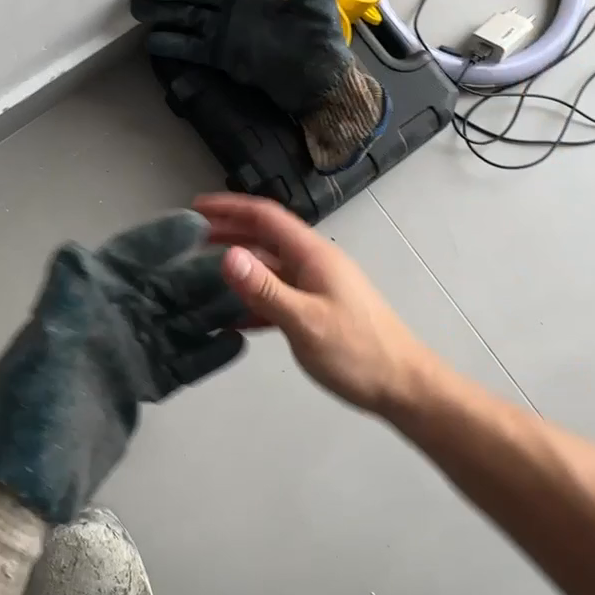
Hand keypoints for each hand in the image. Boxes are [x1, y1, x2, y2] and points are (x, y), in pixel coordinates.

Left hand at [0, 210, 247, 521]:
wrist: (30, 480)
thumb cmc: (32, 406)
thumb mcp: (43, 345)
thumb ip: (64, 297)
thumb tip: (76, 249)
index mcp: (85, 301)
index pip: (127, 258)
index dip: (160, 240)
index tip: (200, 225)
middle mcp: (110, 318)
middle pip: (164, 288)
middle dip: (202, 274)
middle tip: (247, 263)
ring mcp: (129, 352)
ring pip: (180, 323)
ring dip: (214, 310)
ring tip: (254, 299)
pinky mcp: (142, 385)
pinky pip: (182, 362)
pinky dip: (208, 353)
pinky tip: (237, 342)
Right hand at [131, 0, 351, 114]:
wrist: (315, 84)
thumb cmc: (318, 40)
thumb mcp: (315, 2)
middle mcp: (237, 5)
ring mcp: (226, 30)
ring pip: (189, 15)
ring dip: (164, 12)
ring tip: (137, 8)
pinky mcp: (221, 55)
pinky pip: (192, 47)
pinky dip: (173, 44)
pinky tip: (151, 41)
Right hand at [194, 192, 438, 415]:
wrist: (404, 387)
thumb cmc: (357, 352)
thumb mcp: (305, 321)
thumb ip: (265, 289)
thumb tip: (227, 256)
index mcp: (313, 255)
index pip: (265, 217)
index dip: (229, 207)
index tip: (195, 208)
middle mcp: (313, 263)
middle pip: (265, 237)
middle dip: (229, 232)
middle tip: (190, 239)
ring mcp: (316, 287)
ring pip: (269, 266)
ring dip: (238, 265)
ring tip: (201, 271)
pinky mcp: (317, 310)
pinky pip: (277, 294)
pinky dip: (252, 297)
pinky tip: (230, 313)